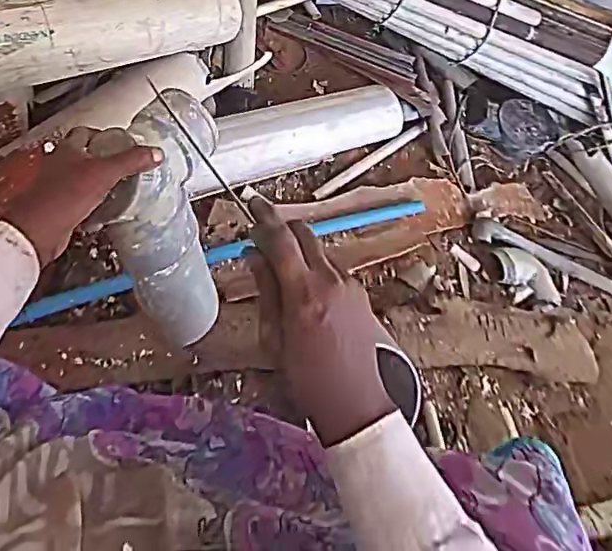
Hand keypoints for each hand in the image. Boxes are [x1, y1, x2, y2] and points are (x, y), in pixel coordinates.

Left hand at [0, 126, 160, 264]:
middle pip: (79, 155)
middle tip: (118, 162)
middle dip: (97, 158)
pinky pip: (75, 202)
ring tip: (114, 186)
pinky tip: (101, 211)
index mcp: (67, 150)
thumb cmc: (64, 196)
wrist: (36, 231)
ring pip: (77, 179)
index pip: (84, 132)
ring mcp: (53, 188)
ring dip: (93, 182)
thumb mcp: (105, 174)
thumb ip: (130, 161)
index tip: (116, 140)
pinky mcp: (55, 209)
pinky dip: (88, 204)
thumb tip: (155, 153)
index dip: (100, 133)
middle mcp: (58, 166)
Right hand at [248, 196, 395, 445]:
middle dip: (281, 227)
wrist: (359, 408)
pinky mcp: (361, 295)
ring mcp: (350, 286)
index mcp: (304, 293)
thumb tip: (253, 255)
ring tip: (281, 273)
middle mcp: (331, 280)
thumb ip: (265, 290)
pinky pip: (332, 268)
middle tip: (262, 235)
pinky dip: (314, 268)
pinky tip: (305, 292)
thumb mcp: (274, 339)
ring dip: (298, 251)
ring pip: (318, 250)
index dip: (263, 216)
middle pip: (303, 232)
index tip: (251, 204)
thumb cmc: (309, 381)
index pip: (281, 238)